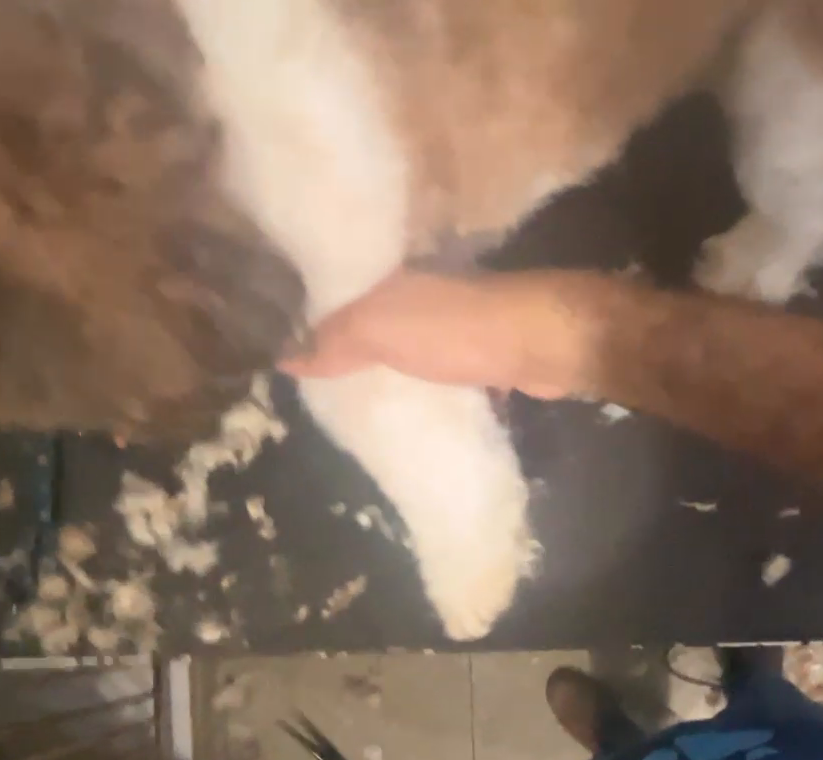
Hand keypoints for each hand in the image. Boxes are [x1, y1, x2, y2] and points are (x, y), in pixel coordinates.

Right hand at [281, 271, 597, 398]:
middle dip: (352, 350)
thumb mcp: (380, 329)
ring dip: (394, 373)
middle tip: (318, 387)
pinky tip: (414, 415)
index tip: (282, 342)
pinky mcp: (487, 360)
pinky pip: (447, 377)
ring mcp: (459, 329)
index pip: (342, 291)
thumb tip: (283, 359)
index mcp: (394, 281)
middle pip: (378, 324)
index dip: (312, 314)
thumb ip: (335, 340)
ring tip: (357, 407)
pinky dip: (431, 392)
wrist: (540, 344)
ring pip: (414, 352)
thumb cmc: (455, 330)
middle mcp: (425, 298)